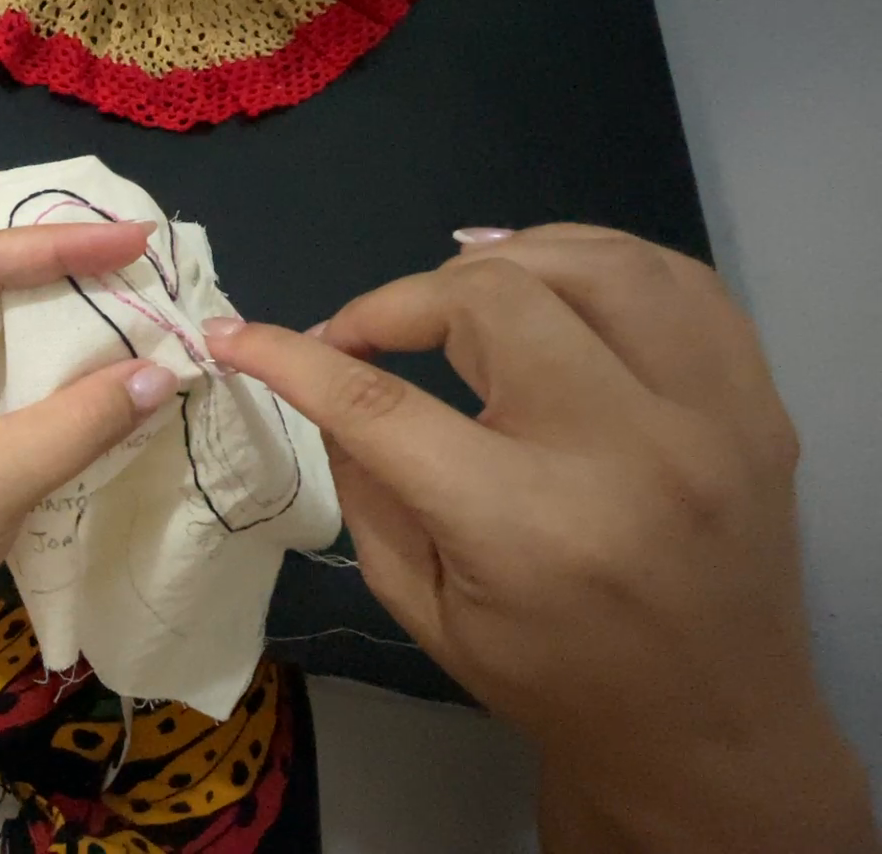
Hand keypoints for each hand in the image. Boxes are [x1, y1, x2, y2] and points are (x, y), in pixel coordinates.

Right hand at [203, 224, 874, 850]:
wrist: (711, 729)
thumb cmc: (540, 673)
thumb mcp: (409, 592)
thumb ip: (362, 476)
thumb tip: (326, 382)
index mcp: (524, 522)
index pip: (377, 403)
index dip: (286, 356)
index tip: (230, 335)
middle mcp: (629, 452)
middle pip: (488, 302)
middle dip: (390, 305)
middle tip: (356, 342)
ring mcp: (711, 418)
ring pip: (591, 264)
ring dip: (487, 265)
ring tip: (437, 297)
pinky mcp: (754, 402)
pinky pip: (673, 276)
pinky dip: (583, 255)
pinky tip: (529, 274)